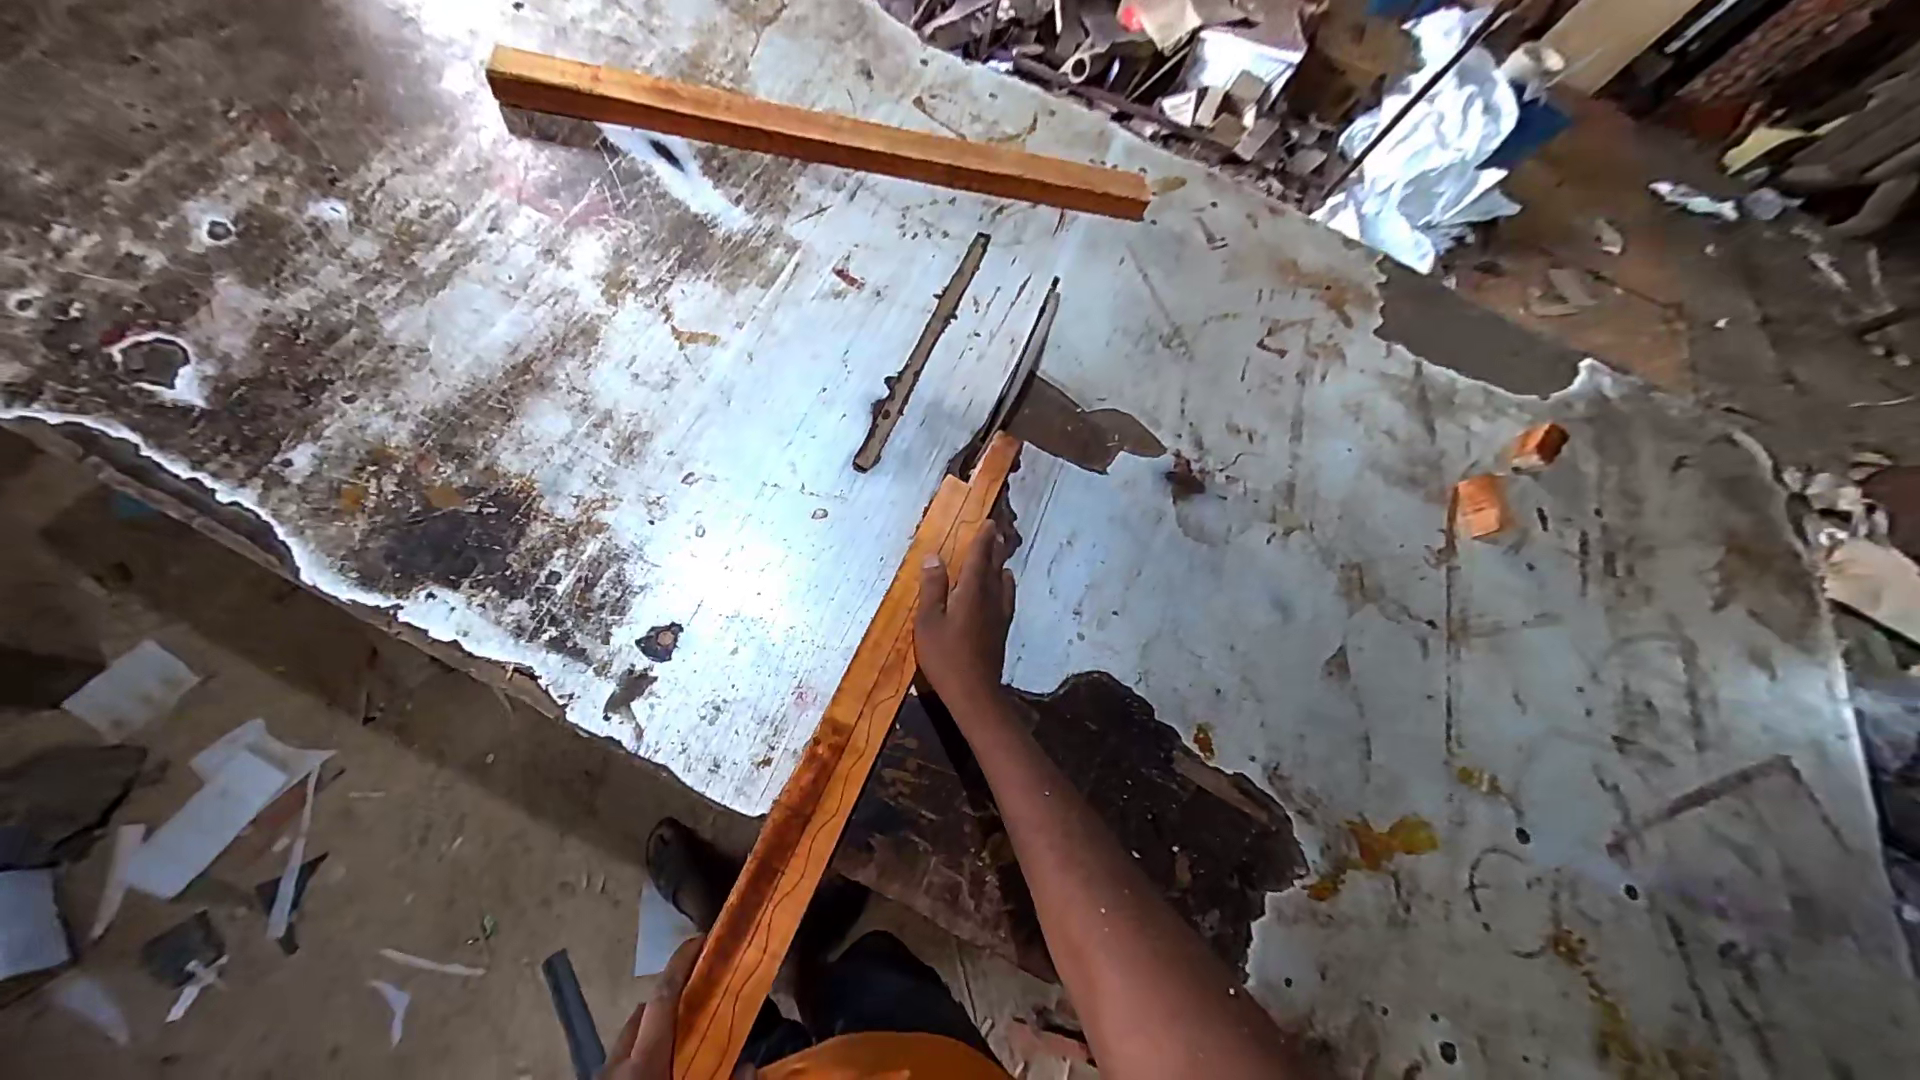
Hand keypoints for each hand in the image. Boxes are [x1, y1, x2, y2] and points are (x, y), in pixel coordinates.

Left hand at [602, 936, 737, 1079]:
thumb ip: (723, 1079)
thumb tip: (750, 1065)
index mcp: (642, 1062)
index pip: (662, 997)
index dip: (681, 963)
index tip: (702, 938)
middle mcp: (616, 1063)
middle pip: (644, 1010)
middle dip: (671, 994)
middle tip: (702, 993)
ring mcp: (603, 1075)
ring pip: (629, 1035)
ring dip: (654, 1026)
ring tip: (683, 1033)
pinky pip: (620, 1058)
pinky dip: (641, 1049)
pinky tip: (660, 1066)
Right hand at [915, 521, 1015, 706]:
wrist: (974, 692)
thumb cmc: (945, 656)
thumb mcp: (929, 621)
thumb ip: (933, 588)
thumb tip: (934, 557)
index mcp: (972, 591)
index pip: (980, 558)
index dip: (983, 539)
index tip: (989, 523)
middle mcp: (991, 598)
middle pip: (995, 566)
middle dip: (995, 548)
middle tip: (997, 532)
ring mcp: (999, 614)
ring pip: (1003, 582)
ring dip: (1001, 565)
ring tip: (1000, 556)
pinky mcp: (1001, 629)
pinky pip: (1006, 597)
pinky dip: (1005, 585)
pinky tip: (1003, 588)